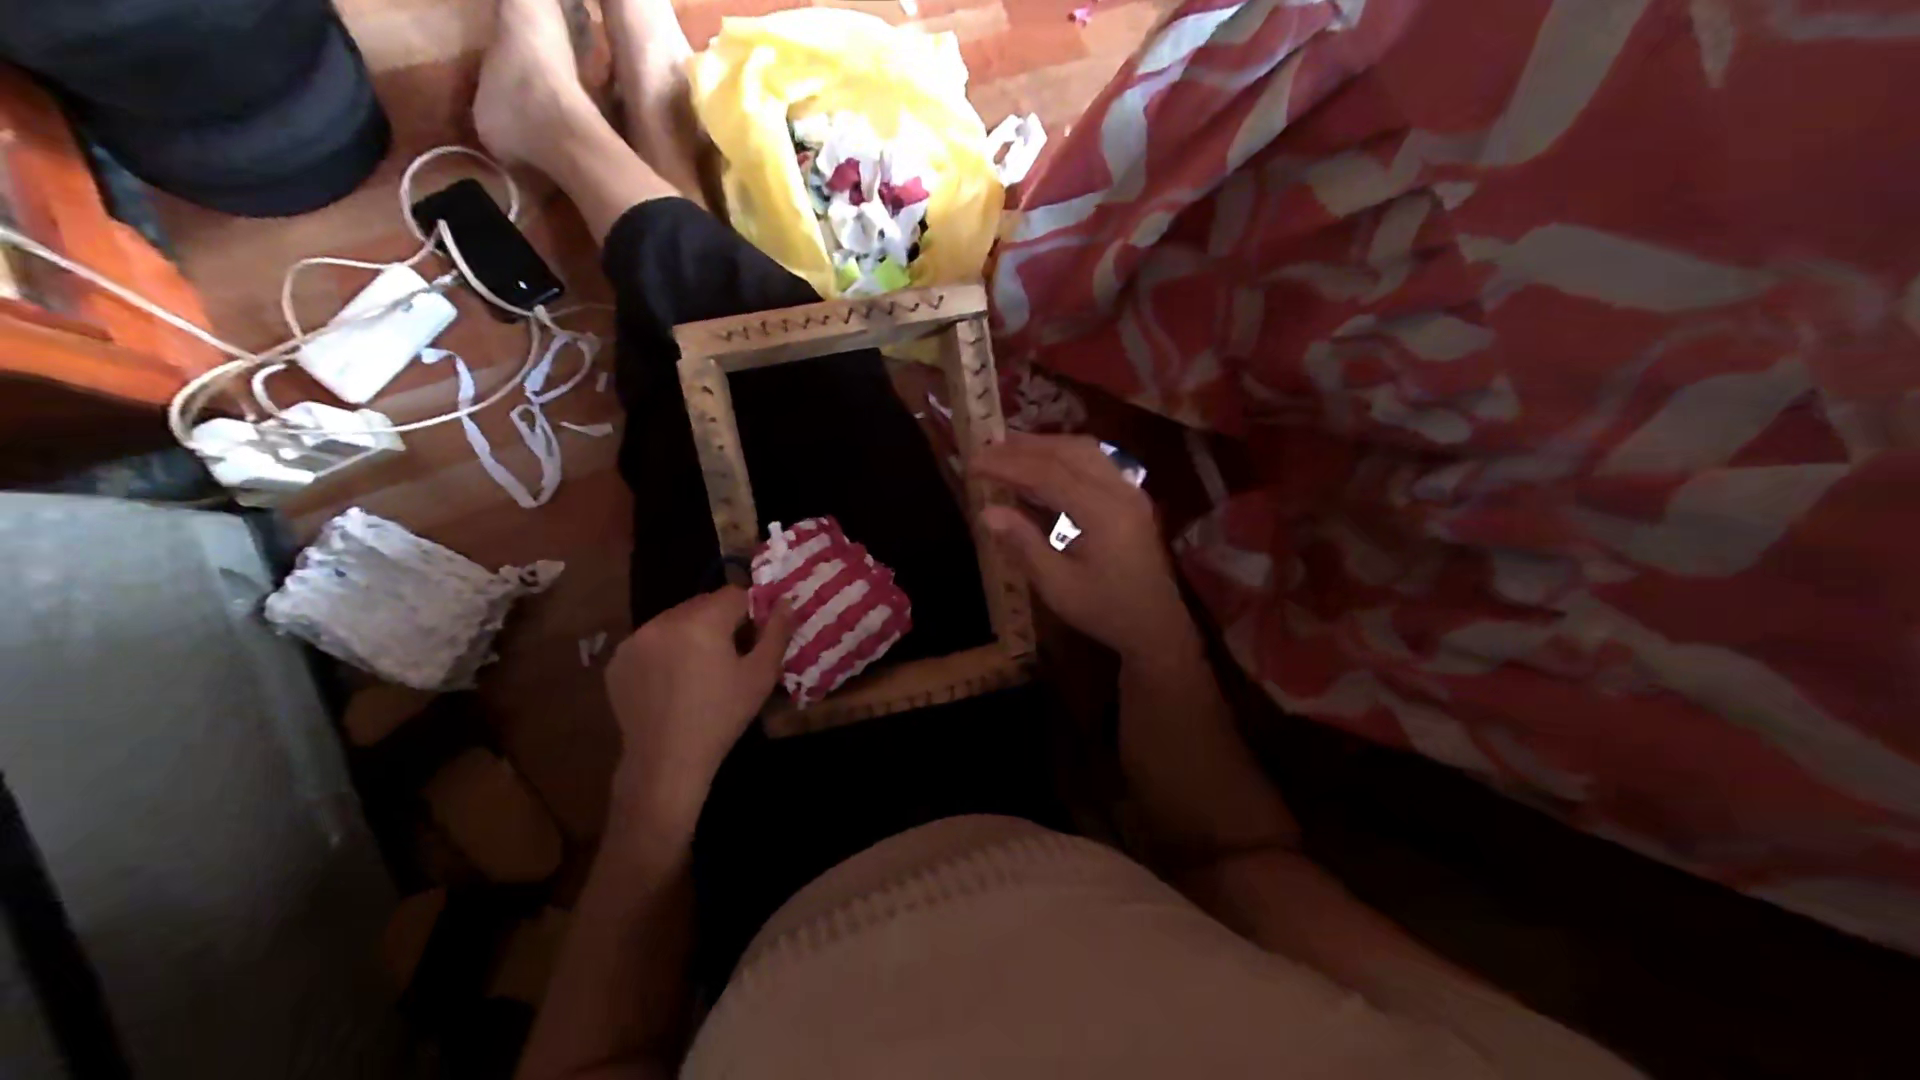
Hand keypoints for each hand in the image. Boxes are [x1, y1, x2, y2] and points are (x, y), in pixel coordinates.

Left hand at [603, 587, 795, 811]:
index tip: (756, 637)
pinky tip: (673, 681)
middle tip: (731, 655)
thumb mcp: (760, 675)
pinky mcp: (618, 660)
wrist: (666, 762)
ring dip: (691, 633)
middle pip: (703, 604)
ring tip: (700, 669)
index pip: (734, 594)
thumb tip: (786, 602)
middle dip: (720, 621)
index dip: (751, 611)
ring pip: (675, 621)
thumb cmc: (721, 717)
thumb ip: (777, 632)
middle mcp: (663, 620)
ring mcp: (635, 640)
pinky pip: (650, 641)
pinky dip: (665, 650)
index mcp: (701, 621)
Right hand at [971, 433, 1196, 662]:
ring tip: (1008, 450)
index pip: (1049, 474)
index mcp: (1104, 513)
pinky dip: (1063, 457)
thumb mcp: (1058, 586)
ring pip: (1084, 451)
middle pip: (1068, 452)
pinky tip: (1041, 466)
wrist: (1156, 627)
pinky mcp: (1129, 498)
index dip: (1008, 465)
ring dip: (1044, 446)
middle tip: (986, 448)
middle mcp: (1120, 492)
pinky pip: (1094, 463)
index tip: (974, 463)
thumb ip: (1024, 544)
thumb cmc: (1105, 611)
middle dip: (1024, 447)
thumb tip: (987, 511)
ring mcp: (1129, 492)